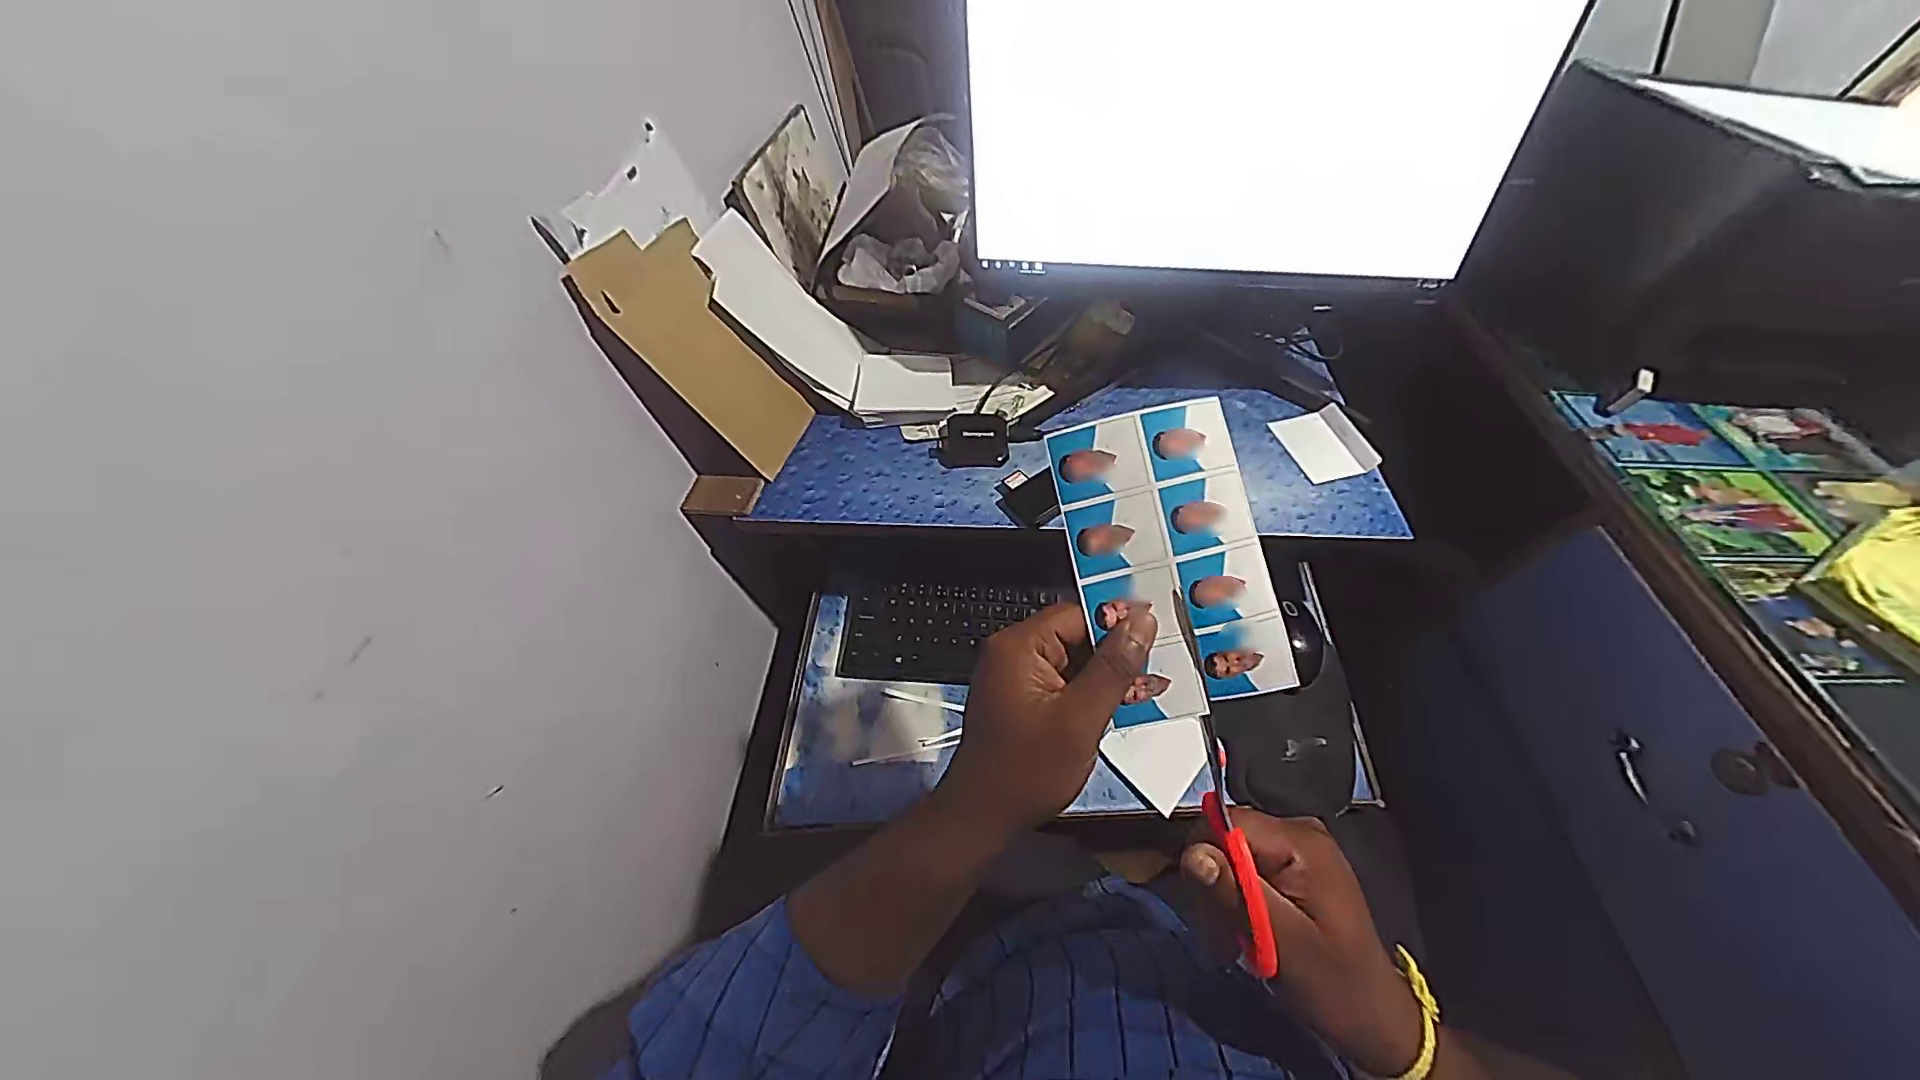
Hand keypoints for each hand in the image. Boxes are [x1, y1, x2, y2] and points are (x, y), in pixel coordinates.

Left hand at [934, 602, 1156, 835]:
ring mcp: (1017, 677)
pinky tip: (1120, 704)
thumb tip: (1139, 625)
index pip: (1076, 613)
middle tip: (1153, 669)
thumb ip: (1113, 667)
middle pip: (1077, 636)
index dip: (1117, 622)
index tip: (1152, 634)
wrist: (986, 815)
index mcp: (1018, 647)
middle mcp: (1013, 654)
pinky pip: (1065, 682)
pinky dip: (1091, 692)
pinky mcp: (1024, 698)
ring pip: (1075, 661)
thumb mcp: (1081, 718)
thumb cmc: (1021, 773)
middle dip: (1117, 654)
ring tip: (1142, 692)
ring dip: (1109, 676)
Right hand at [1182, 810, 1424, 1076]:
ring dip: (1222, 891)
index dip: (1205, 857)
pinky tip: (1247, 923)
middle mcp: (1297, 830)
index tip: (1209, 903)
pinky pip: (1242, 860)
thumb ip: (1237, 893)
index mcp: (1301, 842)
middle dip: (1214, 880)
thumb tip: (1193, 853)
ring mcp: (1295, 843)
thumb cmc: (1335, 984)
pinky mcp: (1290, 859)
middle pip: (1223, 833)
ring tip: (1239, 934)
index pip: (1224, 821)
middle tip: (1227, 930)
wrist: (1374, 1015)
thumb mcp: (1284, 944)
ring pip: (1227, 848)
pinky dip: (1235, 892)